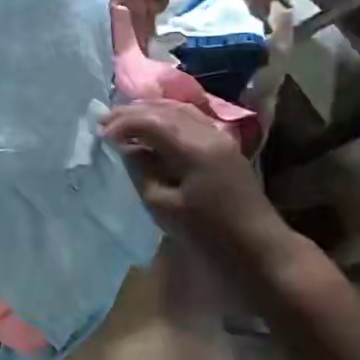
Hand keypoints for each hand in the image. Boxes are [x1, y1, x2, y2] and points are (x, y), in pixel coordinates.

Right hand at [101, 100, 291, 267]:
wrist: (260, 249)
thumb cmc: (210, 234)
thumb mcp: (165, 207)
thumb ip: (142, 172)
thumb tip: (127, 149)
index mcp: (194, 148)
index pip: (151, 121)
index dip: (123, 124)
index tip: (100, 135)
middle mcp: (209, 133)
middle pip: (165, 110)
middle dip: (133, 112)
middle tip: (104, 121)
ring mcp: (220, 137)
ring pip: (180, 110)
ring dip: (150, 112)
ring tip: (124, 120)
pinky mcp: (224, 147)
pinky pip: (191, 120)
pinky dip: (167, 118)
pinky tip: (153, 127)